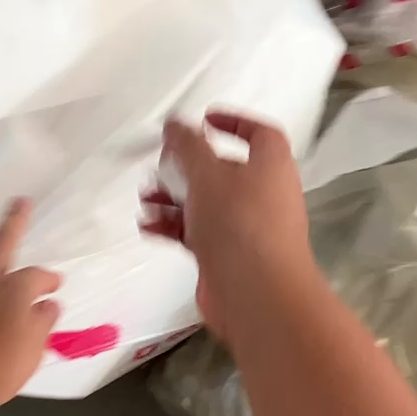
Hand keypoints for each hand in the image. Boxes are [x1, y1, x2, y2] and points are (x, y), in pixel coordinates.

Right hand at [140, 112, 316, 336]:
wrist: (256, 295)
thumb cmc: (239, 224)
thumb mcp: (207, 173)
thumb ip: (187, 145)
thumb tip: (175, 124)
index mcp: (271, 165)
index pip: (259, 133)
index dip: (233, 122)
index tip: (204, 120)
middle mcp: (263, 194)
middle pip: (223, 170)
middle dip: (187, 167)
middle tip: (160, 166)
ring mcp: (246, 228)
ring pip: (206, 203)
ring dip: (174, 198)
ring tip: (146, 198)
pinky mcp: (228, 255)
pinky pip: (198, 232)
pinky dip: (174, 226)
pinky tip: (149, 226)